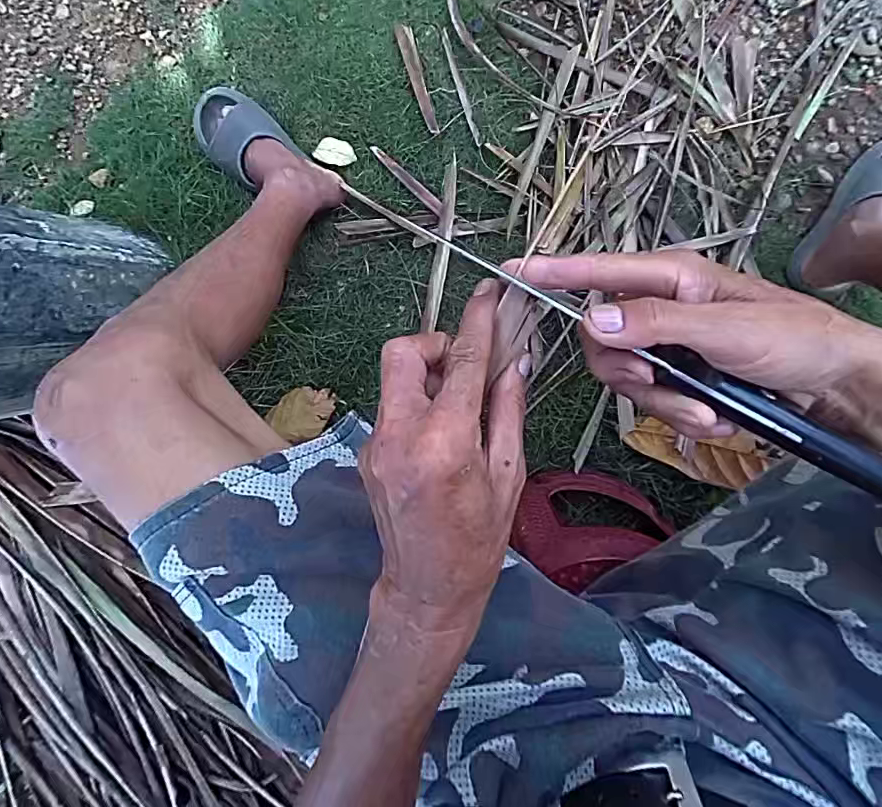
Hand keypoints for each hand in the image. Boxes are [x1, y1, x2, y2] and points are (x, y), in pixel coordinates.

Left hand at [362, 280, 528, 630]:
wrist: (426, 588)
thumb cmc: (480, 539)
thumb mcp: (508, 473)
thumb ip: (508, 410)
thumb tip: (515, 362)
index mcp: (445, 441)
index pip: (461, 362)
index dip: (477, 321)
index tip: (487, 293)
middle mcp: (401, 434)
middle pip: (402, 352)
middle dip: (433, 345)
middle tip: (461, 365)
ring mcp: (376, 443)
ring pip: (393, 378)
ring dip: (425, 375)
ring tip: (455, 403)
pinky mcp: (366, 451)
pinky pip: (391, 406)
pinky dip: (416, 404)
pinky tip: (437, 434)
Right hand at [515, 251, 881, 441]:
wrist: (844, 386)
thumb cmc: (795, 339)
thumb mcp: (726, 328)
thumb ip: (657, 322)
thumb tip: (590, 318)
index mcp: (671, 276)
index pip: (600, 271)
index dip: (555, 272)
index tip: (514, 272)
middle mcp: (661, 306)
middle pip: (604, 337)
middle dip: (630, 370)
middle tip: (660, 384)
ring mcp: (670, 342)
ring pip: (627, 373)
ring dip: (663, 401)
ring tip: (708, 412)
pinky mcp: (683, 373)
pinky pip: (653, 396)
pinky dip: (680, 412)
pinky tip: (716, 416)